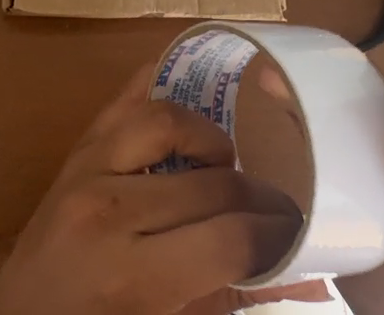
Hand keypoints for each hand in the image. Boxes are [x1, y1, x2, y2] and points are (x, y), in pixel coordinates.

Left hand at [0, 66, 303, 314]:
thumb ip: (231, 296)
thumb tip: (306, 273)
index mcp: (132, 275)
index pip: (230, 239)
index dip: (276, 235)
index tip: (297, 233)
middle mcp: (108, 211)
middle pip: (211, 184)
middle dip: (260, 196)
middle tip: (278, 206)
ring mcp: (87, 168)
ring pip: (169, 120)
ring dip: (211, 139)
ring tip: (226, 165)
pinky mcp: (77, 147)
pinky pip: (126, 98)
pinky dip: (163, 90)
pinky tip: (191, 104)